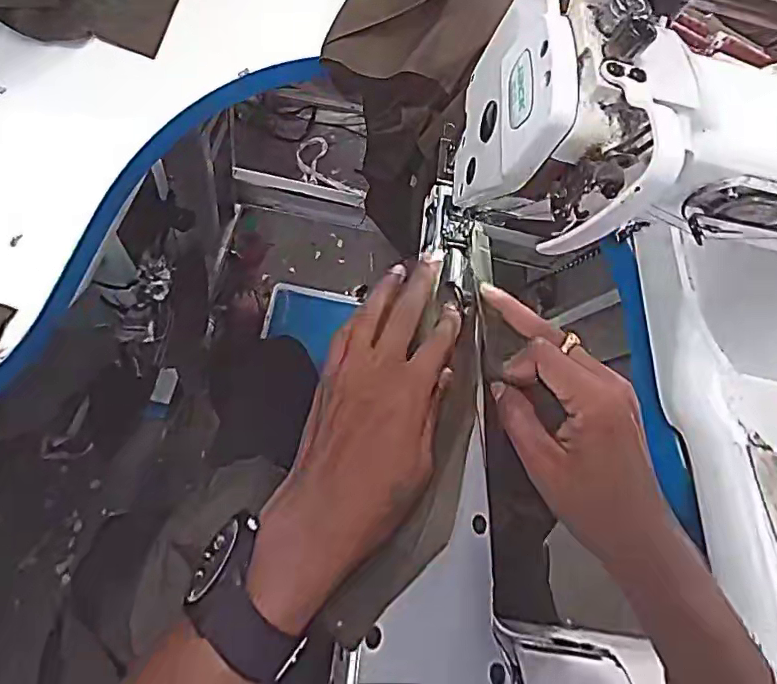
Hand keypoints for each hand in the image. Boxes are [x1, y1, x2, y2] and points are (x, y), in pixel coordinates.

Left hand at [247, 256, 459, 632]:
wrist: (319, 513)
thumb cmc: (374, 497)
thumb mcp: (422, 460)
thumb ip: (433, 412)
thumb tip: (441, 381)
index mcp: (410, 390)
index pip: (437, 342)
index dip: (450, 321)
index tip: (456, 308)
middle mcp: (378, 371)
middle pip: (404, 314)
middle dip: (421, 284)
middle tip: (431, 263)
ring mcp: (350, 371)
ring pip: (370, 315)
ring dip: (385, 289)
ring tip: (397, 270)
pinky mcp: (328, 379)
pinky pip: (343, 335)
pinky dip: (356, 315)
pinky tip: (362, 308)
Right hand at [484, 284, 677, 569]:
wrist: (640, 535)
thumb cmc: (602, 511)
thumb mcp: (544, 467)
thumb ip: (517, 419)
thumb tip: (500, 389)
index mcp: (595, 399)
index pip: (544, 351)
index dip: (514, 363)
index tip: (500, 385)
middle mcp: (611, 386)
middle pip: (559, 339)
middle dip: (522, 321)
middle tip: (493, 299)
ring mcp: (618, 390)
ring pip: (569, 349)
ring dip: (537, 350)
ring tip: (507, 344)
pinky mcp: (617, 399)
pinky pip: (579, 368)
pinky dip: (553, 367)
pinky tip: (533, 379)